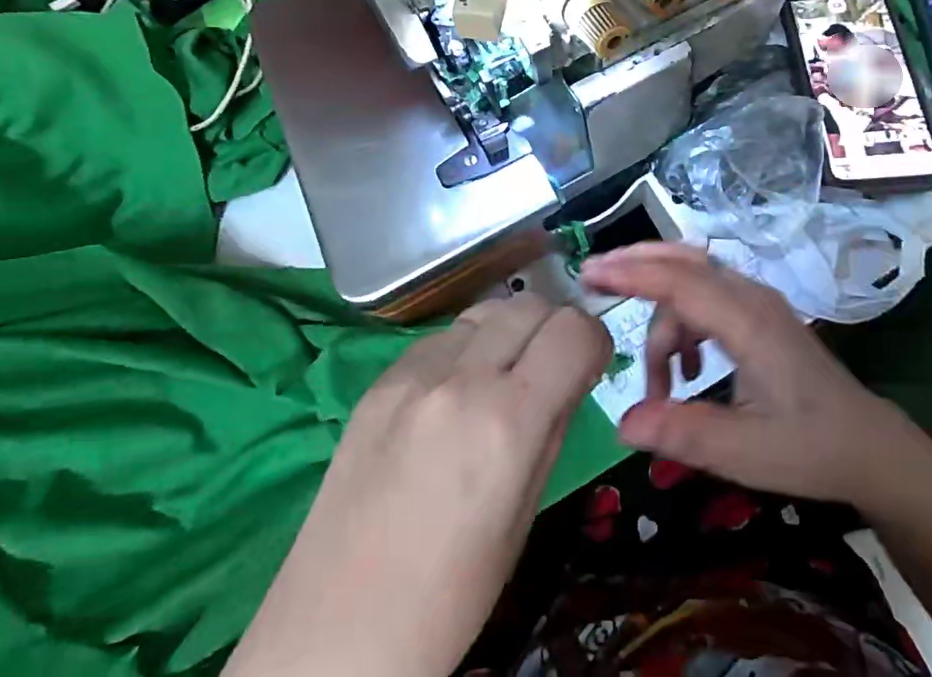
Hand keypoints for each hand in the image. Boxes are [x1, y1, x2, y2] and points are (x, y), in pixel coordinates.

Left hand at [225, 295, 609, 676]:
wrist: (338, 626)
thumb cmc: (451, 592)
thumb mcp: (524, 513)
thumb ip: (552, 428)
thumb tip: (569, 377)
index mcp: (506, 422)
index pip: (573, 331)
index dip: (593, 344)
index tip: (589, 368)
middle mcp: (458, 380)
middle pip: (529, 305)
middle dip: (553, 330)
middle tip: (551, 372)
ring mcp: (409, 375)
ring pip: (483, 313)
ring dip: (506, 334)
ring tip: (501, 380)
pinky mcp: (375, 381)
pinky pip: (439, 339)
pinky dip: (463, 350)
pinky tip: (452, 396)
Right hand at [580, 242, 924, 506]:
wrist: (870, 447)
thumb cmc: (811, 449)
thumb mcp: (744, 453)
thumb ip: (683, 433)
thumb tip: (621, 423)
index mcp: (749, 323)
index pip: (680, 282)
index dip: (631, 274)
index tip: (588, 273)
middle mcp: (751, 299)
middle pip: (684, 261)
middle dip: (635, 266)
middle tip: (592, 280)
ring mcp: (757, 303)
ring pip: (691, 283)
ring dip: (661, 323)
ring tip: (659, 387)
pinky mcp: (758, 315)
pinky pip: (706, 299)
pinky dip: (681, 326)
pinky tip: (686, 372)